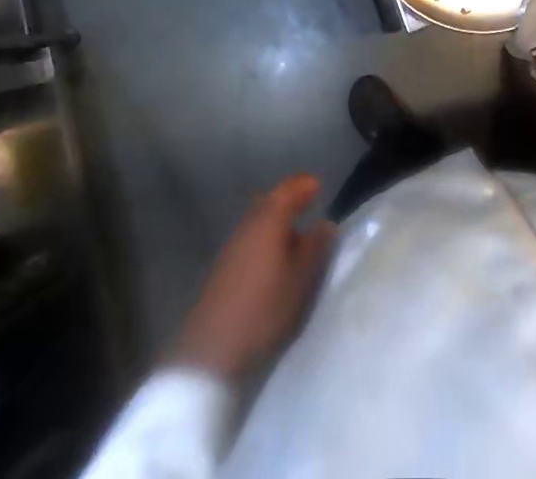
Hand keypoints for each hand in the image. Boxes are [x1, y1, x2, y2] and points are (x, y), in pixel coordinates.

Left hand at [169, 175, 335, 380]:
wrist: (211, 350)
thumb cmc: (264, 308)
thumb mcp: (300, 279)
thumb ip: (315, 247)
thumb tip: (325, 224)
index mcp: (268, 221)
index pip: (287, 190)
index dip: (303, 186)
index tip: (319, 188)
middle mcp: (247, 226)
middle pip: (269, 202)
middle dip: (289, 200)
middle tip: (309, 206)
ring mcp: (232, 247)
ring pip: (258, 221)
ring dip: (277, 220)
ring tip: (297, 235)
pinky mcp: (223, 268)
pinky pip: (250, 238)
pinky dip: (266, 237)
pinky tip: (276, 258)